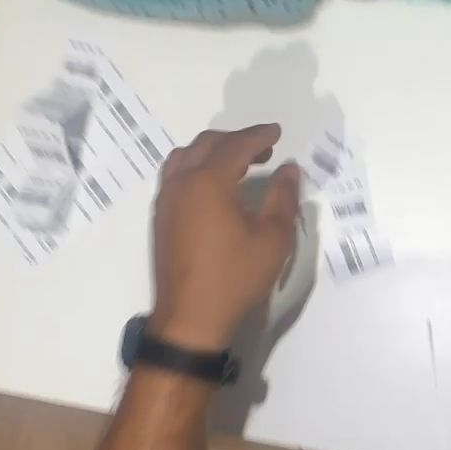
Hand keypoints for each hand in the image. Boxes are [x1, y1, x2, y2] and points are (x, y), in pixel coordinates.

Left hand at [149, 124, 301, 351]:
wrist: (191, 317)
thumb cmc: (236, 278)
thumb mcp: (273, 239)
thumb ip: (283, 198)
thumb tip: (289, 169)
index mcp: (209, 182)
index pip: (236, 146)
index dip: (259, 136)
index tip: (277, 133)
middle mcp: (181, 183)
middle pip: (206, 145)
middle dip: (236, 140)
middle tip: (263, 149)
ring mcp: (166, 201)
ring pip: (185, 158)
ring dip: (212, 152)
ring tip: (238, 164)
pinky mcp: (161, 219)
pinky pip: (176, 176)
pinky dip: (197, 168)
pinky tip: (215, 189)